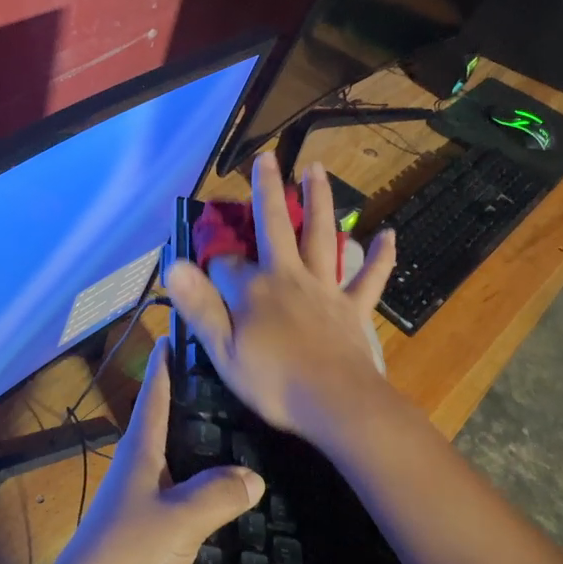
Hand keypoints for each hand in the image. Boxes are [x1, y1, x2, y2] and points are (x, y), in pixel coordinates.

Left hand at [40, 337, 264, 563]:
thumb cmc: (129, 550)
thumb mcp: (180, 516)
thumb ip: (218, 492)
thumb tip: (254, 476)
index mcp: (141, 449)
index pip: (156, 391)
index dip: (168, 361)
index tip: (184, 331)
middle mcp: (144, 466)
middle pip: (175, 423)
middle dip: (204, 402)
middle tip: (246, 384)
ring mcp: (150, 499)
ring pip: (187, 463)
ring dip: (213, 451)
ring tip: (259, 437)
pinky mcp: (159, 531)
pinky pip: (193, 500)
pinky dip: (216, 494)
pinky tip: (246, 500)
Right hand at [165, 153, 404, 447]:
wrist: (338, 404)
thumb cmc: (274, 383)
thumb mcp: (223, 351)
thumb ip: (199, 306)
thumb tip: (173, 265)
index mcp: (254, 290)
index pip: (225, 265)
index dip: (211, 266)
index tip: (202, 275)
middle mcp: (289, 277)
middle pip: (276, 226)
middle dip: (268, 192)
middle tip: (267, 159)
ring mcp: (326, 289)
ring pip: (321, 236)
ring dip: (319, 202)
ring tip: (317, 170)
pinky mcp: (354, 307)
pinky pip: (369, 278)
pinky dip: (380, 257)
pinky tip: (389, 235)